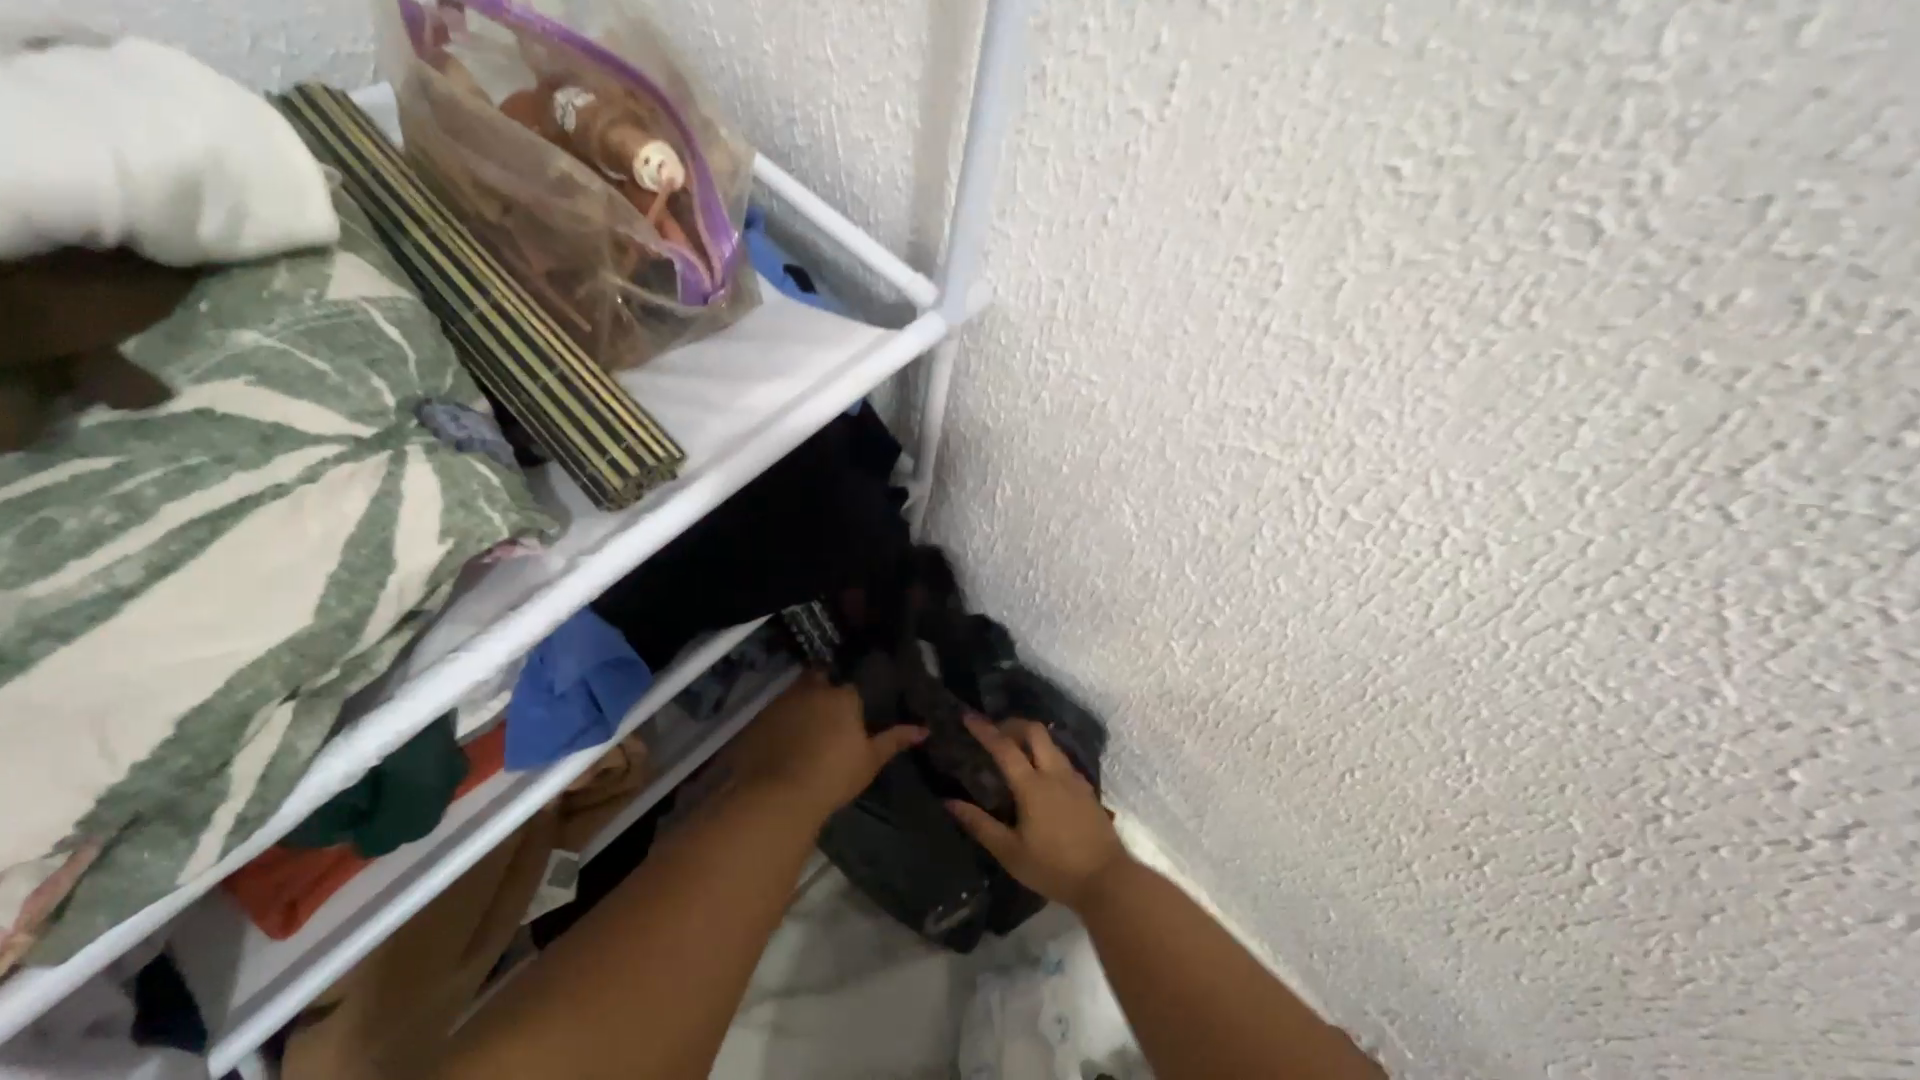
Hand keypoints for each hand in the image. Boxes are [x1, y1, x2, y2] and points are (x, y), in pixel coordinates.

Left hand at [722, 671, 925, 822]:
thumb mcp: (870, 761)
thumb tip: (924, 730)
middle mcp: (811, 689)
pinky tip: (784, 740)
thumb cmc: (833, 775)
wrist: (776, 795)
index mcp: (842, 695)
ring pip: (796, 693)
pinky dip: (782, 721)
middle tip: (831, 711)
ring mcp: (781, 702)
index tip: (856, 707)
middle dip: (824, 687)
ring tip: (808, 727)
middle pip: (820, 678)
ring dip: (803, 704)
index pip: (852, 683)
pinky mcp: (758, 718)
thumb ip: (895, 740)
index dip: (853, 694)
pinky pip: (775, 712)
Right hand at [946, 714, 1130, 911]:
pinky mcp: (1087, 790)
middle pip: (1035, 731)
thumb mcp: (1010, 852)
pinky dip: (1045, 754)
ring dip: (1030, 738)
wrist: (1106, 879)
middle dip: (1012, 724)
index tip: (968, 717)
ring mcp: (1075, 780)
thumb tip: (950, 803)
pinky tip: (1038, 774)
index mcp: (1033, 786)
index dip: (985, 730)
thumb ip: (980, 825)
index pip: (1005, 747)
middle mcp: (1055, 774)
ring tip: (1013, 751)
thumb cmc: (1053, 868)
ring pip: (1051, 743)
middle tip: (993, 733)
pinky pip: (1062, 759)